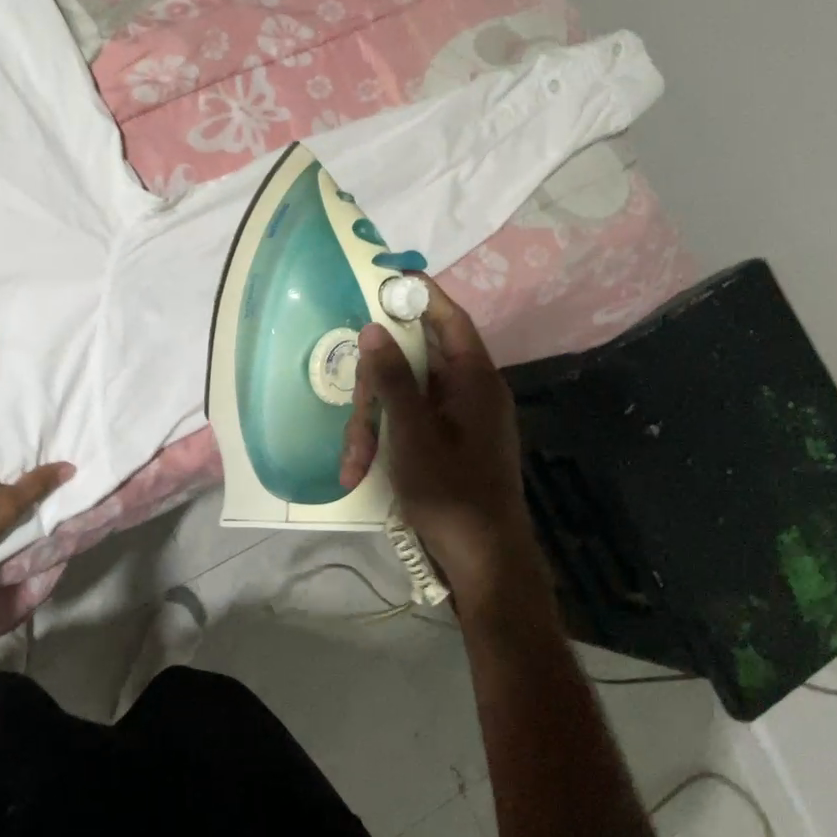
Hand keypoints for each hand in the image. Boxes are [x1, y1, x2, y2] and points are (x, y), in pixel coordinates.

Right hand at [338, 274, 542, 595]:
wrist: (483, 561)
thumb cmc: (451, 492)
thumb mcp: (412, 434)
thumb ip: (392, 380)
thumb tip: (374, 328)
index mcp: (473, 380)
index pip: (449, 318)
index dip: (419, 293)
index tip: (384, 275)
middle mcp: (467, 393)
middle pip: (414, 360)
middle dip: (375, 385)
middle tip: (355, 412)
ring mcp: (456, 420)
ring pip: (402, 396)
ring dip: (371, 422)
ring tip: (353, 461)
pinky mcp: (444, 444)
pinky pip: (406, 424)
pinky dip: (381, 440)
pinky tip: (359, 470)